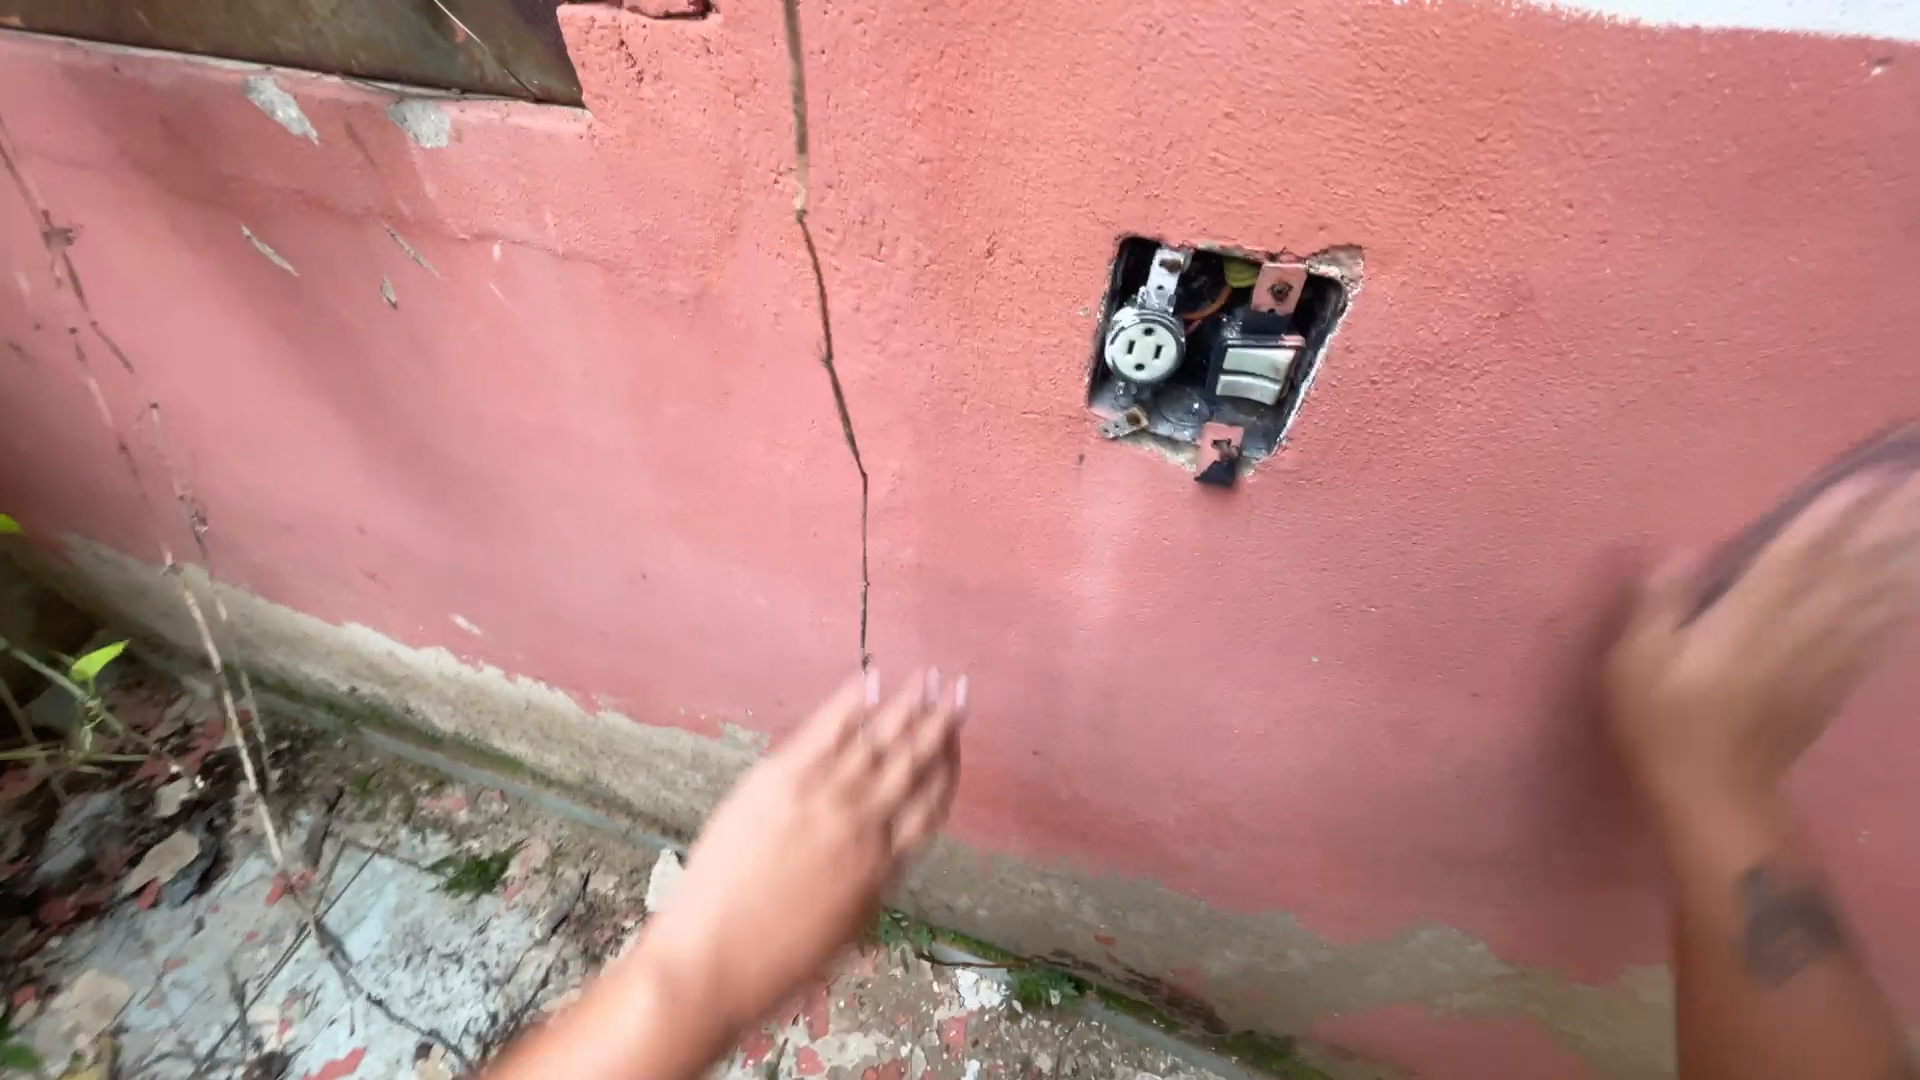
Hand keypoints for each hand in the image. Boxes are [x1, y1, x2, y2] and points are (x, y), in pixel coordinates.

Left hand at [630, 669, 964, 1033]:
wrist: (708, 966)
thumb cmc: (774, 963)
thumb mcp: (847, 929)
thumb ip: (875, 879)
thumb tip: (890, 848)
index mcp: (884, 865)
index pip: (931, 803)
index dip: (949, 766)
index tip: (957, 740)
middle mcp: (863, 824)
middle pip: (914, 763)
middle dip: (941, 723)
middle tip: (961, 691)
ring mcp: (823, 797)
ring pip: (879, 740)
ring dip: (908, 704)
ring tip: (929, 677)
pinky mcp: (781, 780)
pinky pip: (827, 729)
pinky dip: (852, 702)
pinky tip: (871, 679)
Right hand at [1606, 472, 1919, 819]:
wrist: (1715, 788)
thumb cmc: (1659, 719)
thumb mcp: (1634, 661)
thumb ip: (1660, 604)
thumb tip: (1684, 552)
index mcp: (1745, 622)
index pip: (1797, 557)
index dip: (1832, 516)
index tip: (1868, 476)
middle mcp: (1799, 631)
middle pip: (1853, 568)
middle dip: (1887, 522)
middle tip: (1917, 478)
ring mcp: (1828, 656)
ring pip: (1880, 592)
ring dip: (1905, 551)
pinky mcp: (1838, 676)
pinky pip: (1881, 625)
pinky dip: (1903, 596)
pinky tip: (1912, 577)